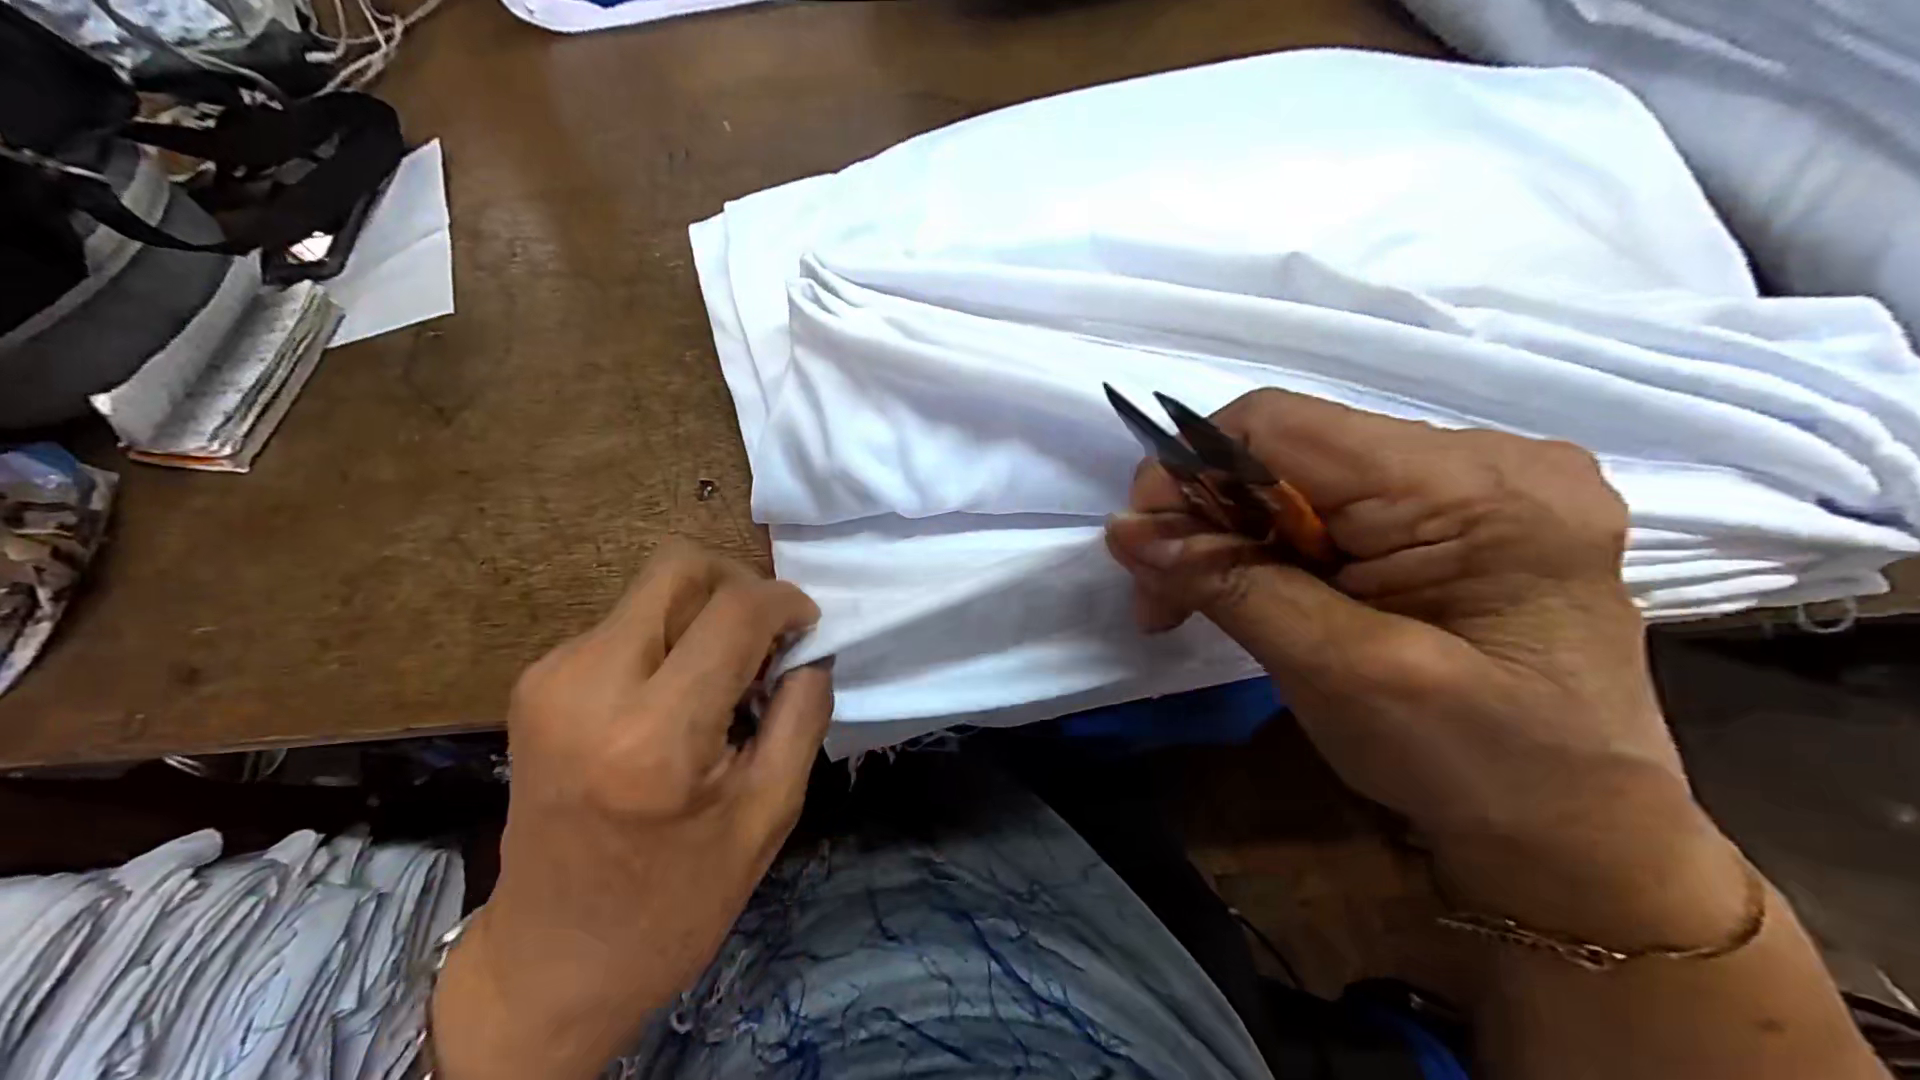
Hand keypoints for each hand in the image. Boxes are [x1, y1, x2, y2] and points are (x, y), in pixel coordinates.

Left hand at [431, 541, 831, 1079]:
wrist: (554, 957)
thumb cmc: (678, 899)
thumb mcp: (771, 811)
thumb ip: (802, 711)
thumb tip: (808, 647)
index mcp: (655, 733)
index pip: (736, 609)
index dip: (786, 602)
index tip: (807, 627)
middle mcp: (590, 684)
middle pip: (680, 566)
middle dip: (740, 585)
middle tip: (767, 638)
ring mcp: (552, 677)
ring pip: (654, 590)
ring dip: (705, 614)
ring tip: (726, 676)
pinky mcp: (538, 681)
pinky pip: (626, 621)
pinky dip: (671, 637)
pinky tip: (682, 693)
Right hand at [1105, 390, 1744, 940]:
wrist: (1575, 839)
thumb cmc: (1475, 769)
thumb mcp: (1337, 674)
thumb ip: (1232, 586)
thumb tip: (1126, 529)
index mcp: (1479, 489)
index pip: (1283, 425)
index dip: (1189, 469)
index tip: (1143, 543)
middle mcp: (1489, 458)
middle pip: (1288, 447)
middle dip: (1207, 514)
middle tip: (1161, 594)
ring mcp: (1480, 482)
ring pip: (1301, 474)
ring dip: (1234, 534)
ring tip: (1200, 602)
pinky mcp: (1461, 513)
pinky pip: (1332, 502)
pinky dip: (1276, 544)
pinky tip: (1264, 592)